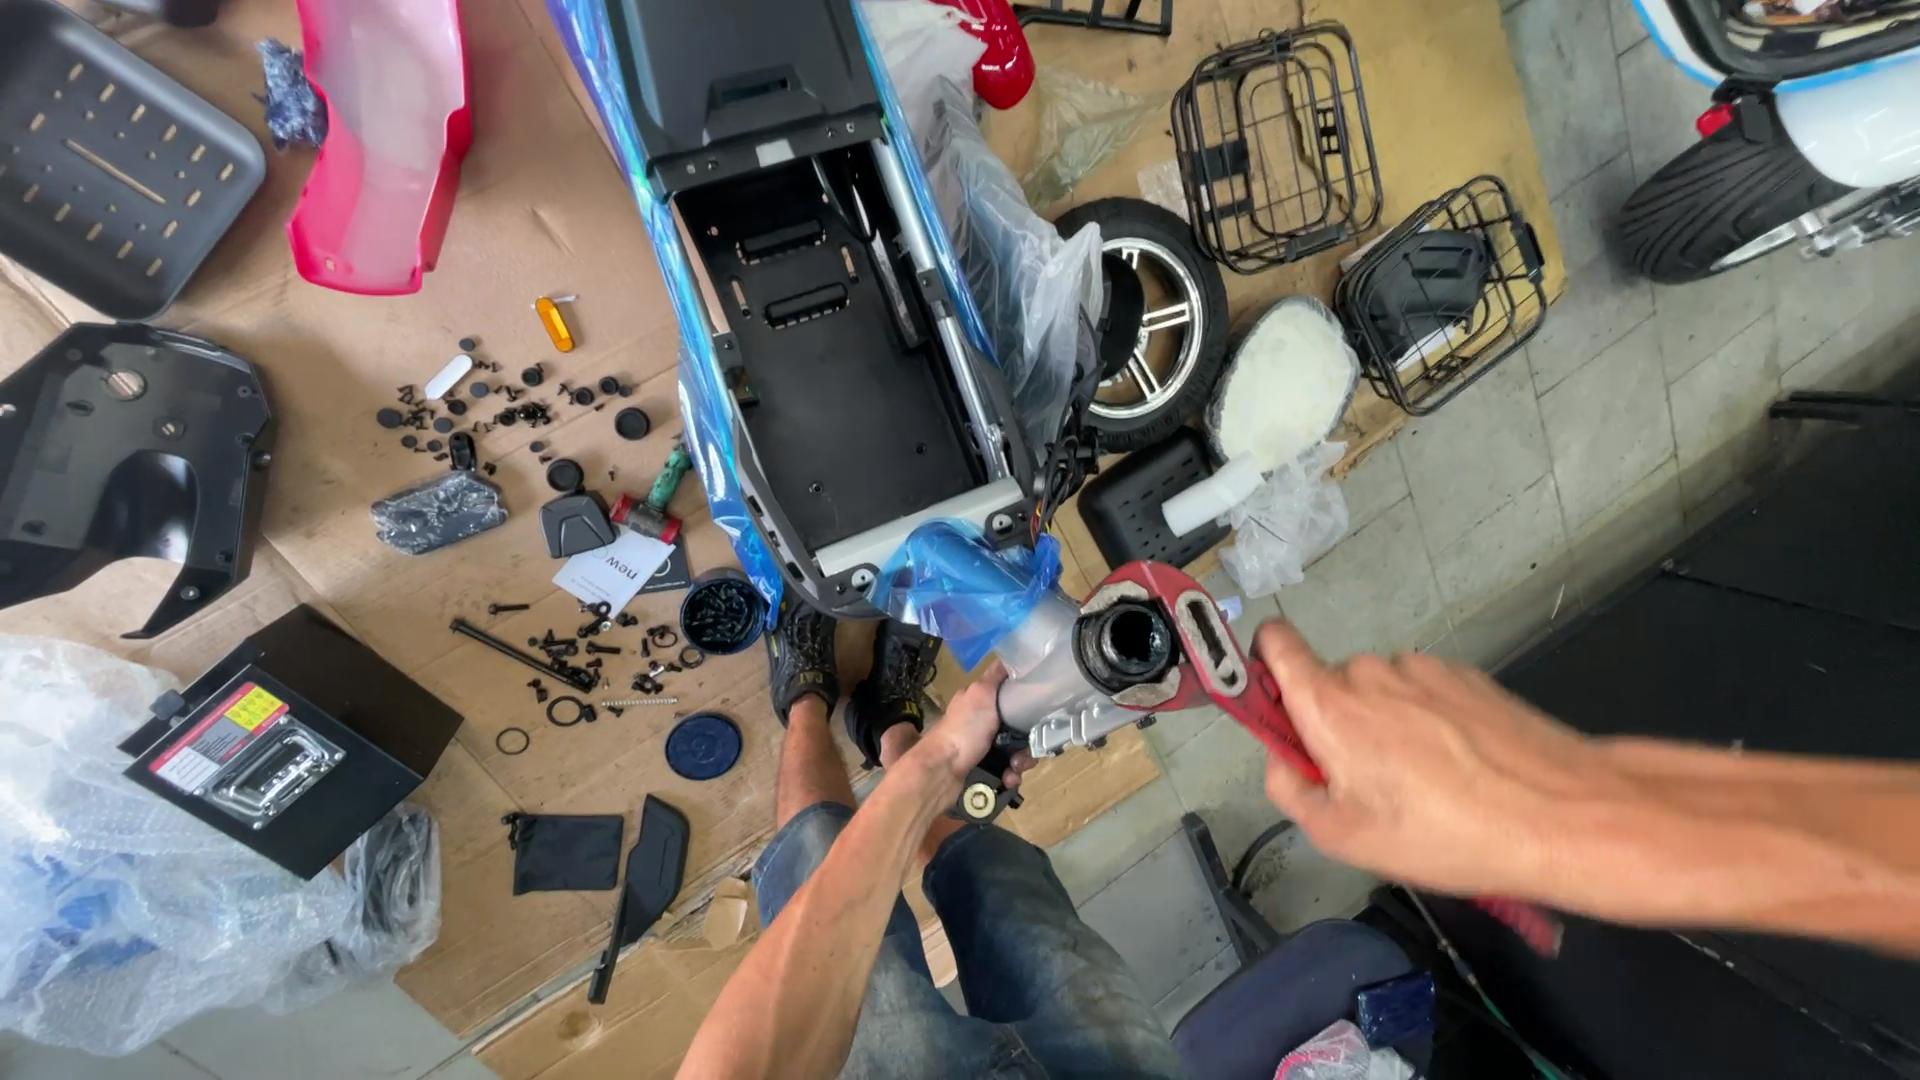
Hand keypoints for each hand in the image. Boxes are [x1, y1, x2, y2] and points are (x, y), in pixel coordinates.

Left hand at [914, 662, 1036, 789]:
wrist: (942, 771)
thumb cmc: (964, 729)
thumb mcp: (980, 693)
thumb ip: (995, 676)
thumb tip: (1011, 657)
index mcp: (981, 701)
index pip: (1013, 697)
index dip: (1028, 704)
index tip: (1039, 714)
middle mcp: (983, 722)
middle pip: (1020, 728)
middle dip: (1028, 741)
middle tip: (1026, 750)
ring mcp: (984, 746)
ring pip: (1018, 751)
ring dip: (1023, 761)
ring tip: (1016, 768)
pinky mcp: (986, 769)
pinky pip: (1009, 771)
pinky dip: (1012, 775)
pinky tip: (1009, 779)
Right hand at [1253, 620, 1634, 899]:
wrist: (1569, 818)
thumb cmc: (1443, 832)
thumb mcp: (1343, 837)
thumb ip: (1288, 790)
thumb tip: (1283, 762)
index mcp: (1327, 703)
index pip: (1274, 642)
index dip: (1265, 663)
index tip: (1282, 708)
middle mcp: (1366, 671)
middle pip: (1329, 682)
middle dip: (1337, 720)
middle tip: (1370, 776)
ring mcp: (1420, 668)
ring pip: (1379, 688)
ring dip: (1386, 719)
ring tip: (1428, 775)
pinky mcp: (1466, 674)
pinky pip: (1424, 689)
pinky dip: (1429, 715)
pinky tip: (1464, 761)